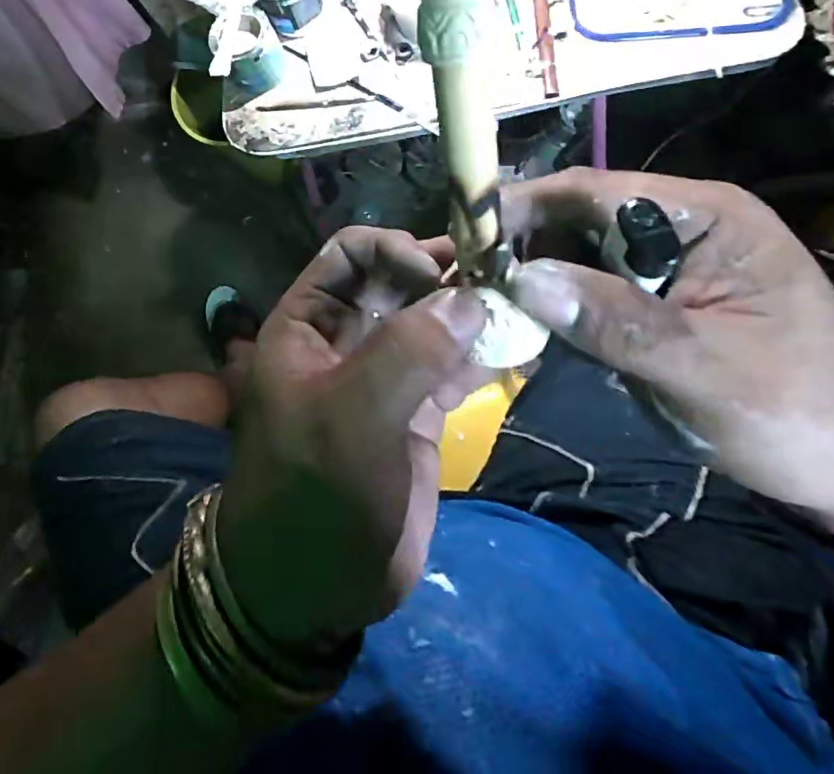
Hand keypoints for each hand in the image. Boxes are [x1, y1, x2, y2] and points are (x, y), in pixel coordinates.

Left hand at [214, 227, 487, 650]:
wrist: (312, 585)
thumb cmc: (314, 493)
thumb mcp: (350, 417)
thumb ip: (406, 352)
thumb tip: (468, 296)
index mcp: (305, 326)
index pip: (348, 254)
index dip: (394, 250)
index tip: (441, 273)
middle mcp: (342, 341)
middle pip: (396, 283)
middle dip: (446, 275)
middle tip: (507, 272)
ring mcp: (381, 377)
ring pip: (430, 324)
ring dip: (474, 313)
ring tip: (528, 303)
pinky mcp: (414, 415)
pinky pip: (452, 370)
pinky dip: (486, 355)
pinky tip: (528, 345)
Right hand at [498, 168, 833, 541]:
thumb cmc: (799, 416)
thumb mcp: (703, 368)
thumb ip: (612, 320)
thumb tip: (518, 278)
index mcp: (705, 218)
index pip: (592, 190)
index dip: (521, 206)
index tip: (461, 237)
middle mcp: (676, 228)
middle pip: (573, 217)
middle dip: (512, 243)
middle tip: (453, 275)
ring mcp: (661, 267)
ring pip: (570, 253)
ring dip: (523, 274)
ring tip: (469, 298)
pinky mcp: (648, 303)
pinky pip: (581, 289)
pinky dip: (545, 303)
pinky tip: (511, 322)